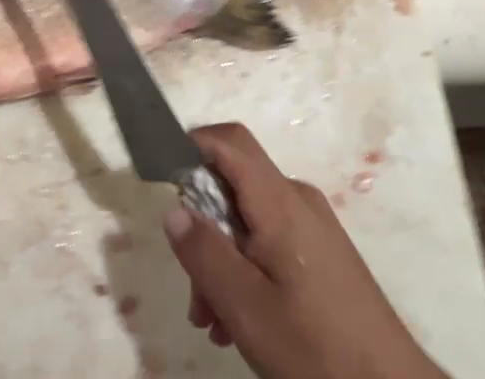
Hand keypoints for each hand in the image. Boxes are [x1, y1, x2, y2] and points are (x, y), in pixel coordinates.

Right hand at [164, 124, 445, 378]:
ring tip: (215, 322)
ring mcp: (313, 228)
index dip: (191, 145)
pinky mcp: (321, 254)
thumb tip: (174, 209)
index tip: (163, 181)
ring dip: (221, 261)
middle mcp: (298, 202)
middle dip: (202, 230)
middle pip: (232, 188)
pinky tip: (240, 322)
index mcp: (280, 202)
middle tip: (194, 293)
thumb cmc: (314, 344)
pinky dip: (245, 271)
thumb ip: (203, 251)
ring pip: (247, 222)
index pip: (229, 141)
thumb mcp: (244, 304)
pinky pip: (268, 243)